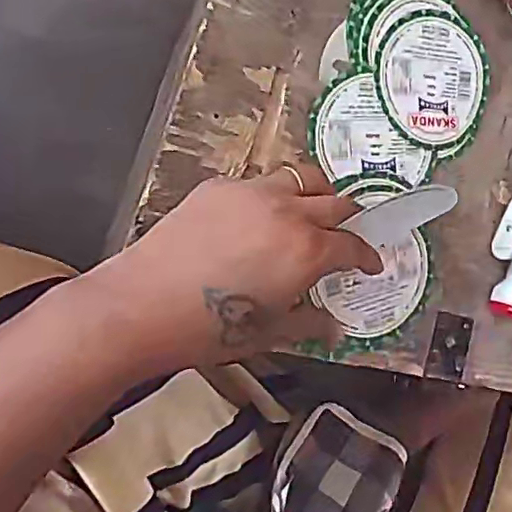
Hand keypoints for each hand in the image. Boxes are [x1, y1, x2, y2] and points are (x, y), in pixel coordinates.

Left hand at [91, 164, 381, 364]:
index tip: (371, 263)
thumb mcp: (270, 333)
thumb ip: (311, 323)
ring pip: (301, 179)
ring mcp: (252, 193)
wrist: (140, 307)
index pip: (353, 245)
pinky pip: (259, 183)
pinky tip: (256, 218)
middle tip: (348, 234)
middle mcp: (288, 212)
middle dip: (351, 220)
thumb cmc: (210, 329)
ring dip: (317, 194)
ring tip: (312, 210)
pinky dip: (271, 196)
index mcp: (307, 250)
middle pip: (337, 203)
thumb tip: (337, 327)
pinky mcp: (219, 187)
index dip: (368, 255)